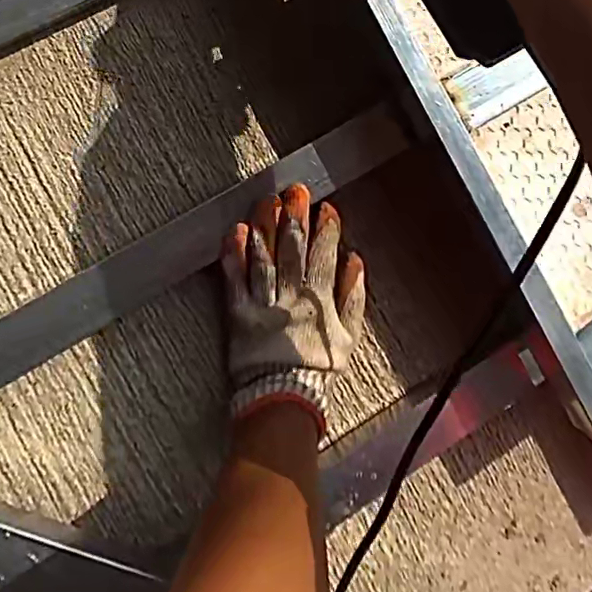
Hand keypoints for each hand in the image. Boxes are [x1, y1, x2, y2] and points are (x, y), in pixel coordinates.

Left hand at [220, 183, 366, 438]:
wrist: (284, 399)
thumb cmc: (317, 369)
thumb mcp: (347, 337)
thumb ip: (353, 297)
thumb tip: (356, 262)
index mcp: (319, 300)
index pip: (324, 257)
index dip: (327, 230)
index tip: (326, 208)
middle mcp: (291, 297)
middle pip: (294, 250)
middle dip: (296, 217)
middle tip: (296, 191)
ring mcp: (264, 304)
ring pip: (266, 258)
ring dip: (267, 227)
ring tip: (267, 201)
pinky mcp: (240, 314)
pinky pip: (236, 280)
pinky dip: (235, 256)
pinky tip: (236, 232)